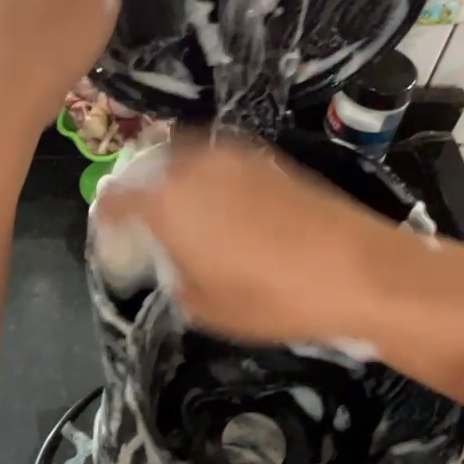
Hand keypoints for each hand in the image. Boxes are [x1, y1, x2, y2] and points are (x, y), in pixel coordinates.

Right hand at [95, 136, 408, 345]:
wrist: (358, 270)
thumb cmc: (273, 298)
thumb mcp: (205, 307)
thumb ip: (174, 277)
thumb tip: (174, 263)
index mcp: (166, 202)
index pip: (115, 200)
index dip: (105, 220)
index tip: (110, 239)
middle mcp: (193, 166)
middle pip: (147, 169)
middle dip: (138, 194)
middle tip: (142, 224)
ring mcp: (233, 157)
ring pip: (184, 160)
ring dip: (172, 182)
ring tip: (180, 215)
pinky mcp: (267, 159)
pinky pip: (219, 163)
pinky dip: (208, 180)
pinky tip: (222, 208)